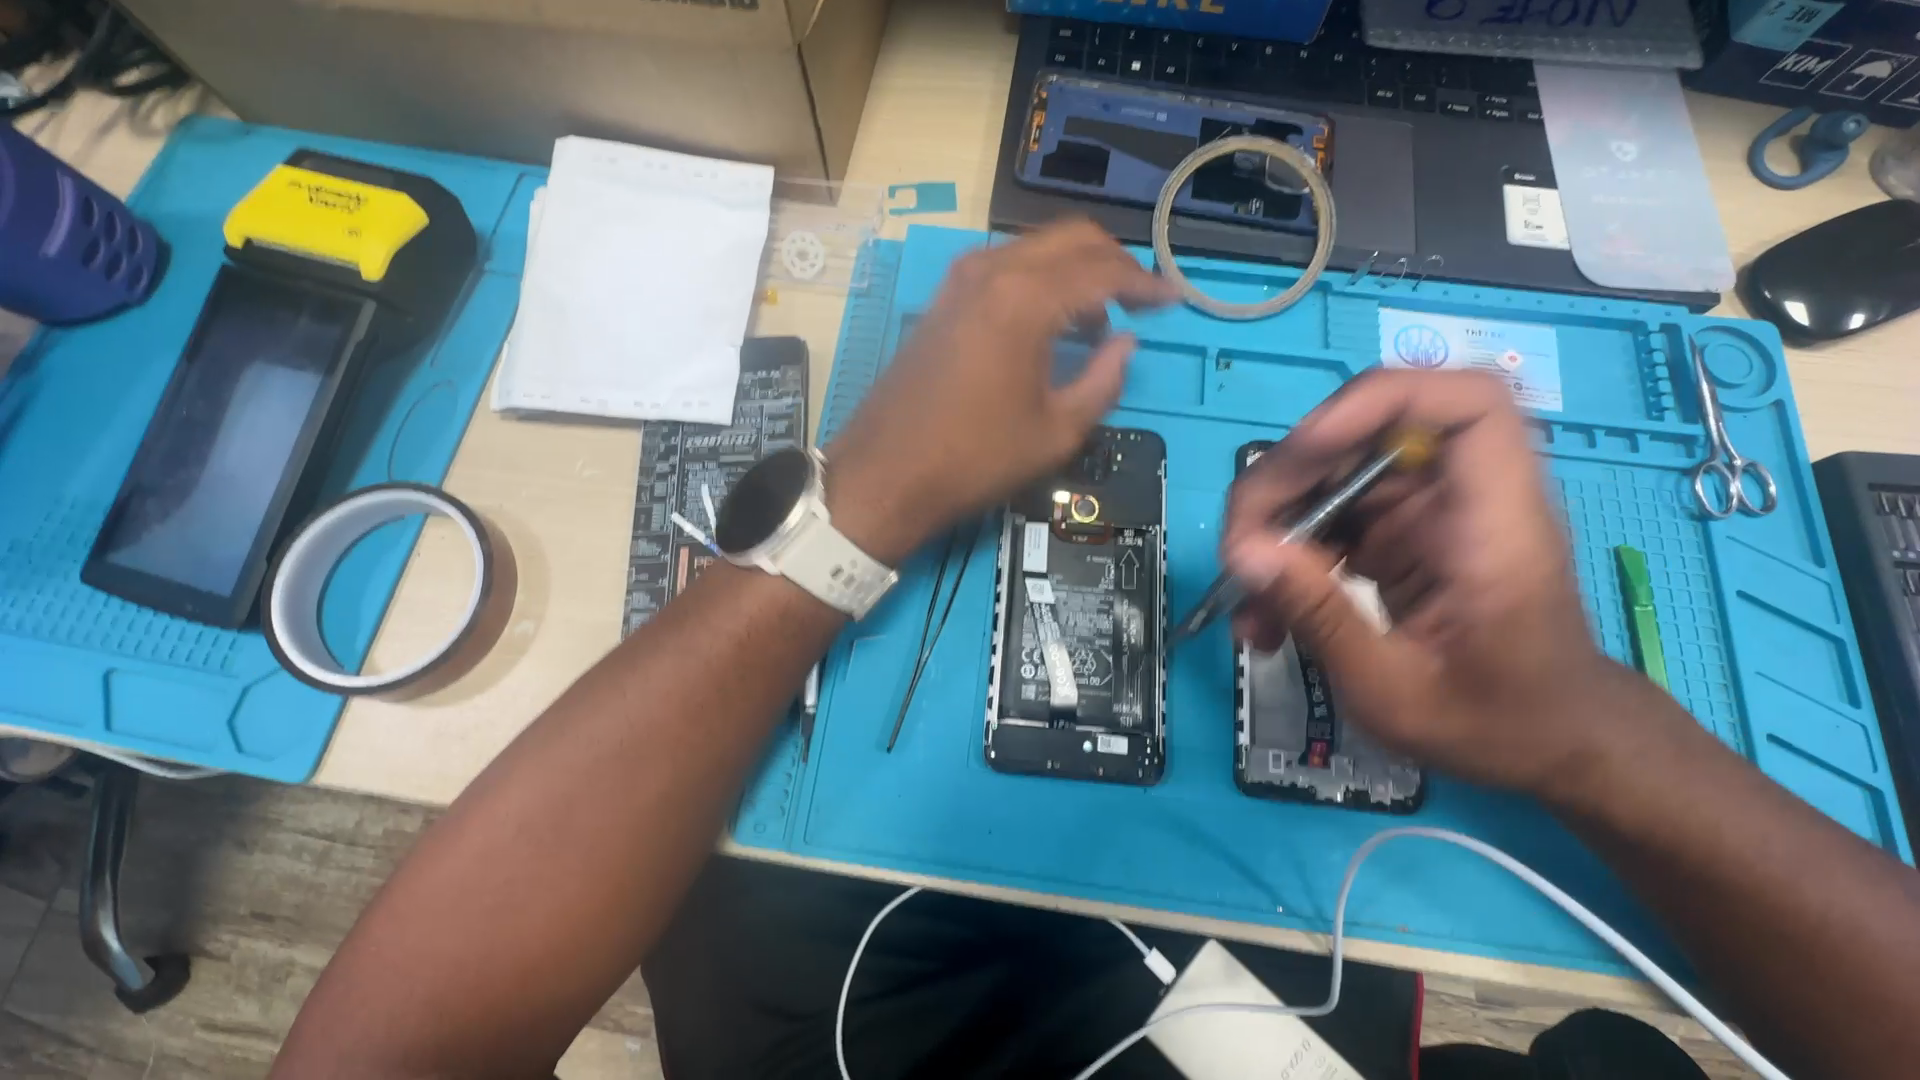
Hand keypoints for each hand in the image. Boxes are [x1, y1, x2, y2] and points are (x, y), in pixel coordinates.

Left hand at [824, 220, 1176, 562]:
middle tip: (1140, 302)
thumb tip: (1125, 345)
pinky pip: (1004, 267)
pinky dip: (1038, 280)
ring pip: (1035, 248)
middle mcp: (992, 271)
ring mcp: (960, 281)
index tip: (1173, 301)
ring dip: (1074, 270)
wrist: (885, 472)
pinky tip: (1049, 322)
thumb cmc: (974, 459)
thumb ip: (1103, 380)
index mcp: (1026, 299)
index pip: (1102, 270)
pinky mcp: (943, 299)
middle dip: (1114, 263)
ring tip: (1097, 322)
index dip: (1145, 283)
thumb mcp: (1056, 431)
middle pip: (1071, 238)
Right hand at [1222, 370, 1670, 796]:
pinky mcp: (1400, 536)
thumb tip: (1244, 552)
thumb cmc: (1497, 724)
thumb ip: (1320, 614)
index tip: (1304, 448)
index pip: (1466, 404)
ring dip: (1275, 528)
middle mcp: (1461, 499)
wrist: (1554, 745)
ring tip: (1247, 604)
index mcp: (1494, 524)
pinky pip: (1329, 521)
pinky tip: (1266, 615)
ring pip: (1331, 478)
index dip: (1377, 402)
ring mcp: (1427, 514)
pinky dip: (1290, 559)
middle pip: (1363, 437)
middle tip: (1239, 552)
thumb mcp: (1395, 690)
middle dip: (1285, 482)